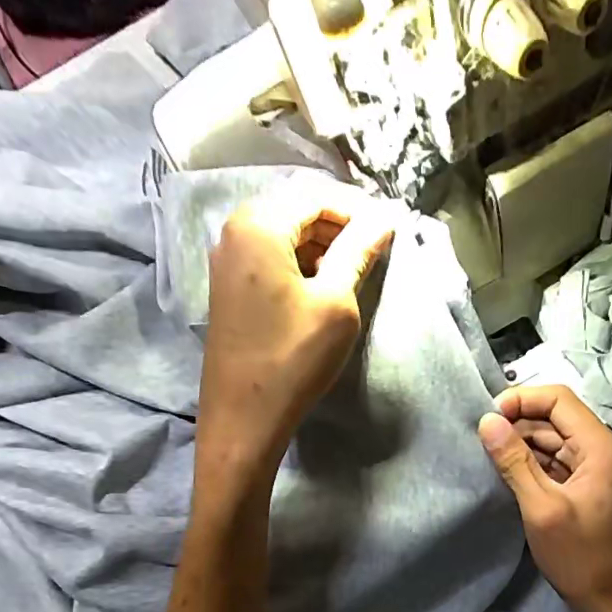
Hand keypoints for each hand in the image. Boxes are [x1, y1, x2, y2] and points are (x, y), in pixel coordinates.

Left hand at [200, 182, 395, 481]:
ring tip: (351, 271)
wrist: (244, 415)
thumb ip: (358, 252)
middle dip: (336, 226)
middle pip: (294, 210)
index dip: (355, 210)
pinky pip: (267, 257)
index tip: (387, 231)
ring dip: (318, 245)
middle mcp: (233, 230)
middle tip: (372, 251)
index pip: (315, 196)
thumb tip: (383, 219)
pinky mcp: (226, 286)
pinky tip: (319, 287)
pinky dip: (297, 262)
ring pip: (281, 234)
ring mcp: (225, 260)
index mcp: (259, 225)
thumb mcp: (337, 303)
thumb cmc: (294, 356)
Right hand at [477, 385, 611, 611]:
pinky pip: (553, 457)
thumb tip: (487, 421)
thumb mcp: (540, 507)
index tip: (488, 418)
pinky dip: (530, 459)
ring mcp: (593, 464)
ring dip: (520, 441)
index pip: (559, 399)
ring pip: (551, 436)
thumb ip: (514, 461)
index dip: (522, 400)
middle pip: (555, 415)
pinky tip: (505, 468)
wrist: (604, 596)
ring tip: (488, 453)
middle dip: (518, 421)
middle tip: (482, 438)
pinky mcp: (583, 481)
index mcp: (601, 447)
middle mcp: (602, 447)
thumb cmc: (576, 555)